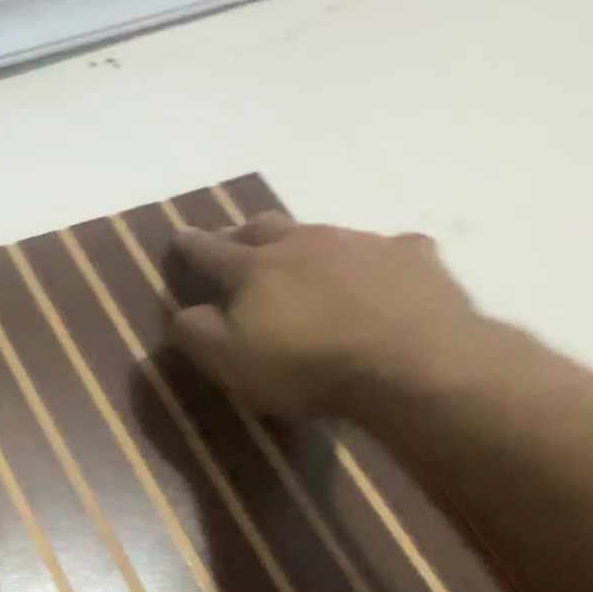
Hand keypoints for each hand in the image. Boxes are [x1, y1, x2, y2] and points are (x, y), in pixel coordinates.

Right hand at [170, 212, 481, 416]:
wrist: (413, 363)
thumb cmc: (305, 365)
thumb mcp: (228, 360)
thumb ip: (196, 332)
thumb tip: (182, 311)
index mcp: (255, 268)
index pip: (212, 250)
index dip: (192, 244)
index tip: (179, 235)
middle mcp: (305, 243)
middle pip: (267, 226)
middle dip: (244, 232)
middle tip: (235, 239)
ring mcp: (363, 244)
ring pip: (322, 232)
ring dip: (303, 242)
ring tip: (301, 258)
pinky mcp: (413, 257)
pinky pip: (385, 249)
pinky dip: (369, 259)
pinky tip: (375, 273)